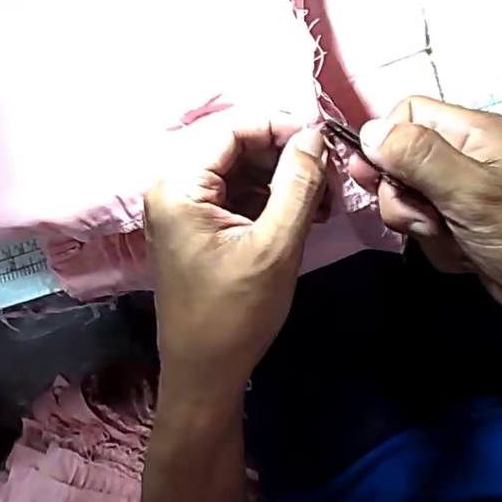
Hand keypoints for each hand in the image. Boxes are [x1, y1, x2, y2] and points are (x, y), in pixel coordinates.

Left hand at [145, 117, 327, 399]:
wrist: (205, 374)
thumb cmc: (236, 314)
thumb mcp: (276, 246)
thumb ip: (297, 184)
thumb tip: (314, 135)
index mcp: (178, 186)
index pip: (231, 128)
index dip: (280, 126)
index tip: (323, 140)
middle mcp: (173, 188)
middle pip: (235, 145)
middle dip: (285, 154)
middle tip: (328, 171)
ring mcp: (184, 207)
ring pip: (241, 169)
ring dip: (283, 177)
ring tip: (324, 196)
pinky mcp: (199, 225)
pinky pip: (238, 193)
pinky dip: (272, 197)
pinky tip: (305, 211)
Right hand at [346, 97, 501, 336]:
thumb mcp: (474, 191)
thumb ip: (420, 158)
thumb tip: (368, 131)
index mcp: (471, 133)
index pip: (406, 114)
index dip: (385, 142)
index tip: (377, 176)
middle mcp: (464, 158)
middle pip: (400, 162)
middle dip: (403, 196)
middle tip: (426, 217)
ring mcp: (463, 197)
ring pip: (409, 202)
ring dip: (422, 228)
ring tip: (456, 240)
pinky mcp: (465, 231)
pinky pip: (427, 233)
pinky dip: (440, 249)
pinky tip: (468, 259)